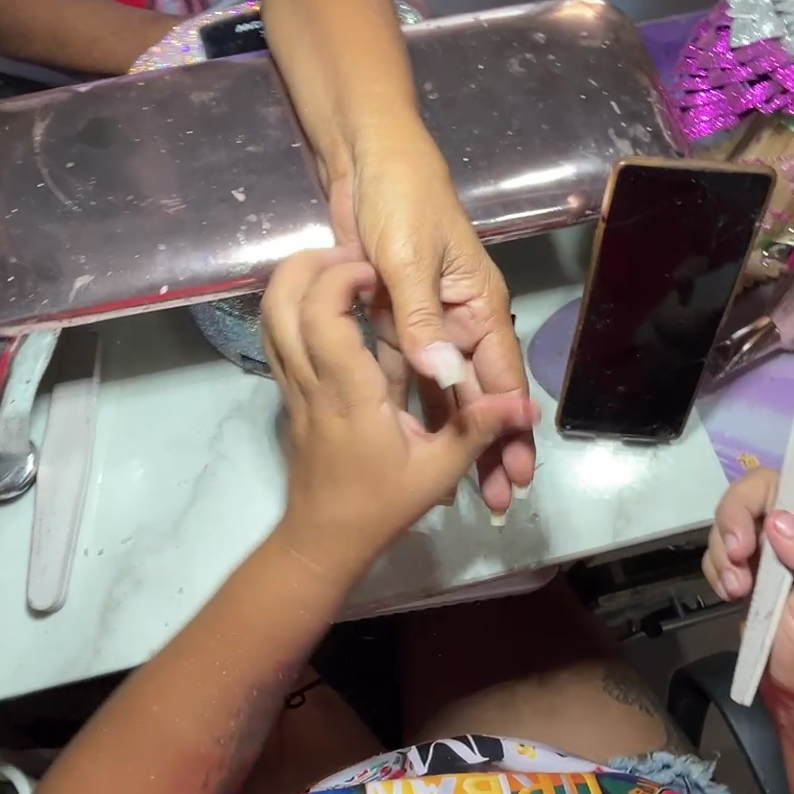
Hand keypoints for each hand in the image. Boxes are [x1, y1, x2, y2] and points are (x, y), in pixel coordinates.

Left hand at [262, 246, 539, 573]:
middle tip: (344, 252)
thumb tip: (523, 407)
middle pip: (283, 307)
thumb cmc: (379, 508)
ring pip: (270, 320)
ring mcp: (293, 387)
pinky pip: (275, 344)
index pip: (325, 318)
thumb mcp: (435, 472)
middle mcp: (312, 380)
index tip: (369, 270)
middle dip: (306, 266)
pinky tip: (312, 302)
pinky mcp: (288, 396)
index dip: (339, 280)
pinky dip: (285, 312)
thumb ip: (474, 430)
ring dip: (291, 282)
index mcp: (350, 393)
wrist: (321, 542)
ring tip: (327, 262)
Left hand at [324, 128, 536, 514]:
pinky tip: (418, 441)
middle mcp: (455, 323)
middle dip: (489, 446)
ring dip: (455, 436)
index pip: (501, 378)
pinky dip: (415, 407)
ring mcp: (424, 326)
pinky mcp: (394, 323)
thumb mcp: (410, 258)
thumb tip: (445, 379)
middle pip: (477, 396)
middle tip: (496, 498)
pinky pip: (408, 374)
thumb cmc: (400, 200)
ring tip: (464, 487)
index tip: (520, 475)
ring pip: (445, 393)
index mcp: (473, 308)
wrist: (366, 159)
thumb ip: (423, 321)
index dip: (511, 428)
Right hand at [702, 365, 793, 705]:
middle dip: (741, 513)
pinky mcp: (751, 563)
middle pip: (769, 484)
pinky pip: (721, 543)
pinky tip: (731, 593)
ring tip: (737, 587)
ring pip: (738, 512)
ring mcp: (779, 546)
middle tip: (739, 558)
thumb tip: (782, 522)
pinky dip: (718, 566)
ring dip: (725, 546)